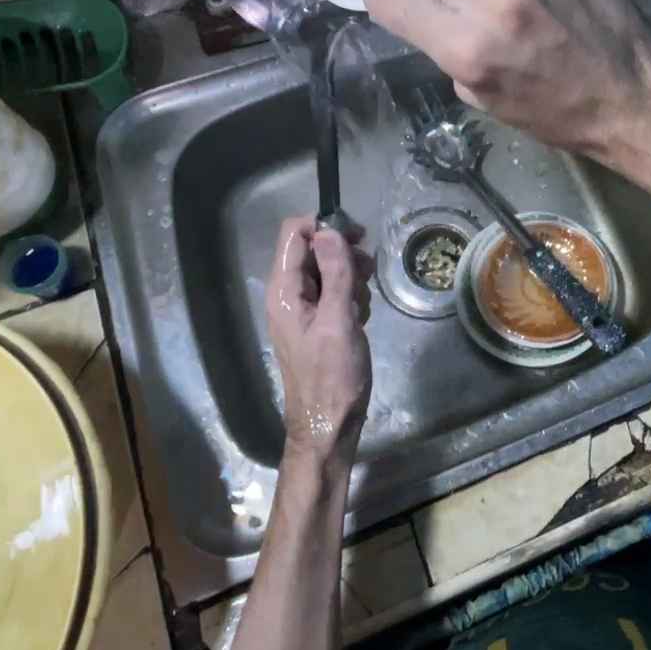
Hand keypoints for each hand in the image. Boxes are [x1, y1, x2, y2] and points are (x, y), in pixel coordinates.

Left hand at [264, 217, 372, 459]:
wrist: (330, 423)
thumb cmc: (332, 375)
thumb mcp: (339, 320)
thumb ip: (335, 273)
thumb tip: (329, 230)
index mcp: (284, 290)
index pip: (294, 233)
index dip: (324, 226)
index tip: (357, 236)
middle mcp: (289, 294)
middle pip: (315, 248)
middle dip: (344, 255)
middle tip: (366, 273)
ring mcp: (304, 308)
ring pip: (330, 270)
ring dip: (351, 278)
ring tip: (361, 306)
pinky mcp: (319, 321)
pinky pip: (336, 292)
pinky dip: (352, 297)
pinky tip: (360, 318)